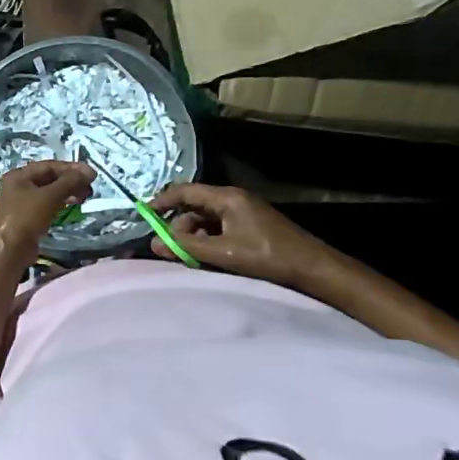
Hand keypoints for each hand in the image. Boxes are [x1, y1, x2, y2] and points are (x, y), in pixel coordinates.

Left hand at [0, 161, 94, 255]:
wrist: (9, 252)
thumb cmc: (26, 218)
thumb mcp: (49, 196)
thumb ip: (69, 182)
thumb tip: (88, 172)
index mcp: (18, 176)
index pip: (49, 166)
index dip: (71, 168)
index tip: (92, 174)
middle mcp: (18, 186)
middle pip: (49, 178)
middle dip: (70, 181)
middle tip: (89, 188)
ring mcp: (21, 202)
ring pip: (49, 192)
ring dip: (67, 192)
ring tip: (84, 197)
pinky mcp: (27, 218)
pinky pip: (47, 205)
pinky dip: (61, 203)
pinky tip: (72, 206)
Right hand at [148, 182, 334, 285]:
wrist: (314, 268)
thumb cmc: (268, 257)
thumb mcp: (223, 253)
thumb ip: (187, 247)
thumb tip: (154, 243)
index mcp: (227, 198)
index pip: (184, 191)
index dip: (161, 202)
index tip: (144, 217)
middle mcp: (233, 199)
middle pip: (193, 206)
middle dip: (178, 226)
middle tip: (171, 249)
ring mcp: (243, 211)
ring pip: (205, 219)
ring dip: (194, 236)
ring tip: (192, 257)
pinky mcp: (250, 225)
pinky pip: (219, 227)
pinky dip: (208, 240)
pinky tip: (209, 257)